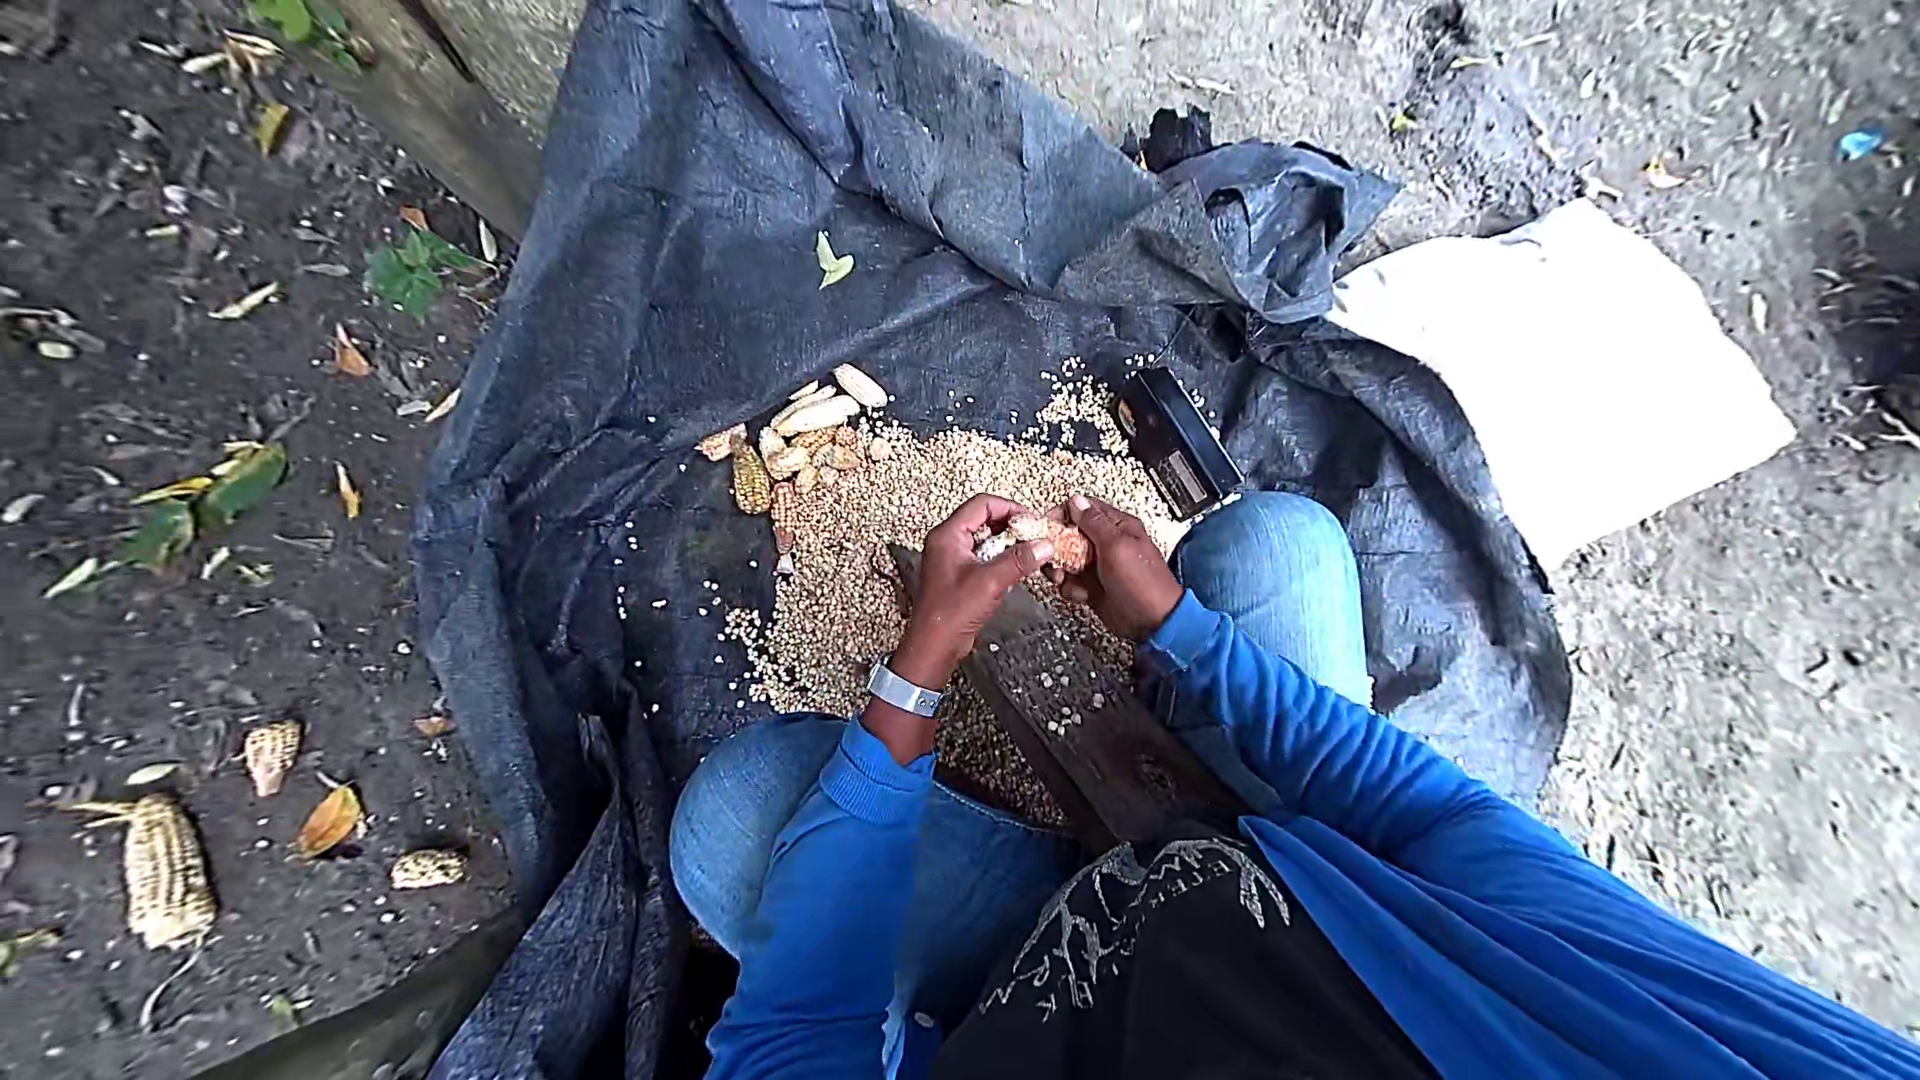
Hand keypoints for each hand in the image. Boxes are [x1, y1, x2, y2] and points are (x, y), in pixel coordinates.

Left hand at [891, 494, 1054, 688]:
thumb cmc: (951, 614)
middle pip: (984, 519)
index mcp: (947, 535)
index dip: (1009, 508)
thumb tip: (1043, 545)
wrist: (934, 646)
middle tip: (1033, 536)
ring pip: (986, 539)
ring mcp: (952, 558)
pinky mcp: (960, 574)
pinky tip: (1016, 571)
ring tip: (1028, 554)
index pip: (982, 504)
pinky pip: (984, 557)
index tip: (1030, 521)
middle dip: (1011, 526)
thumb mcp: (990, 582)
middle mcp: (947, 542)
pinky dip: (1001, 559)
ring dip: (1008, 544)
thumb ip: (1019, 560)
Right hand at [1047, 494, 1183, 640]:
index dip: (1064, 514)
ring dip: (1060, 569)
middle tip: (1053, 556)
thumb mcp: (1117, 546)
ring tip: (1063, 578)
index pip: (1085, 508)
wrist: (1152, 623)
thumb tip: (1076, 501)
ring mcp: (1098, 565)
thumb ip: (1094, 522)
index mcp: (1117, 527)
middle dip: (1057, 545)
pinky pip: (1070, 581)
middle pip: (1069, 534)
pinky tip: (1081, 595)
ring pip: (1065, 559)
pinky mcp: (1092, 586)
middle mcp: (1106, 543)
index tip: (1049, 525)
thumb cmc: (1143, 583)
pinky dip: (1070, 588)